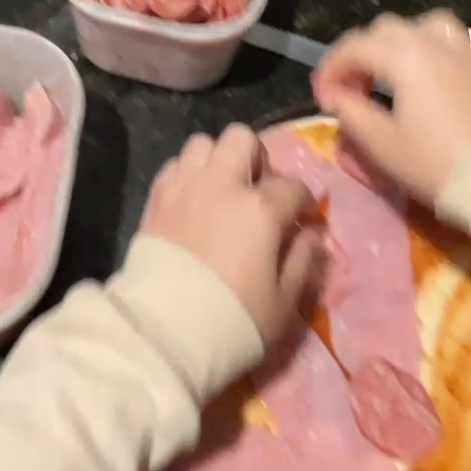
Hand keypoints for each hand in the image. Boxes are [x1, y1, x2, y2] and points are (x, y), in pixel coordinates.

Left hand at [140, 124, 325, 347]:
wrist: (165, 331)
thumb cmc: (233, 320)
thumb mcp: (284, 303)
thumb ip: (303, 262)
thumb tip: (314, 237)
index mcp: (259, 208)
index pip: (292, 186)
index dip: (304, 201)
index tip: (304, 219)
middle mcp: (221, 183)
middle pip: (242, 138)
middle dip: (256, 157)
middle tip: (257, 189)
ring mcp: (185, 185)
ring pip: (203, 142)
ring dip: (217, 159)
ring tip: (221, 189)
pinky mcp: (157, 196)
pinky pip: (175, 164)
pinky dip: (188, 173)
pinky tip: (193, 199)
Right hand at [313, 10, 470, 198]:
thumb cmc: (440, 164)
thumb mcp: (383, 145)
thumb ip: (352, 114)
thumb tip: (337, 97)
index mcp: (404, 56)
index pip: (353, 48)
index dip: (330, 70)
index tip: (322, 99)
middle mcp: (433, 42)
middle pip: (384, 30)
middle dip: (359, 54)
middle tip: (351, 89)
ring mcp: (465, 51)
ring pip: (421, 26)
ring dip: (396, 43)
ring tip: (389, 73)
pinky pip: (449, 40)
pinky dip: (426, 49)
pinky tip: (425, 79)